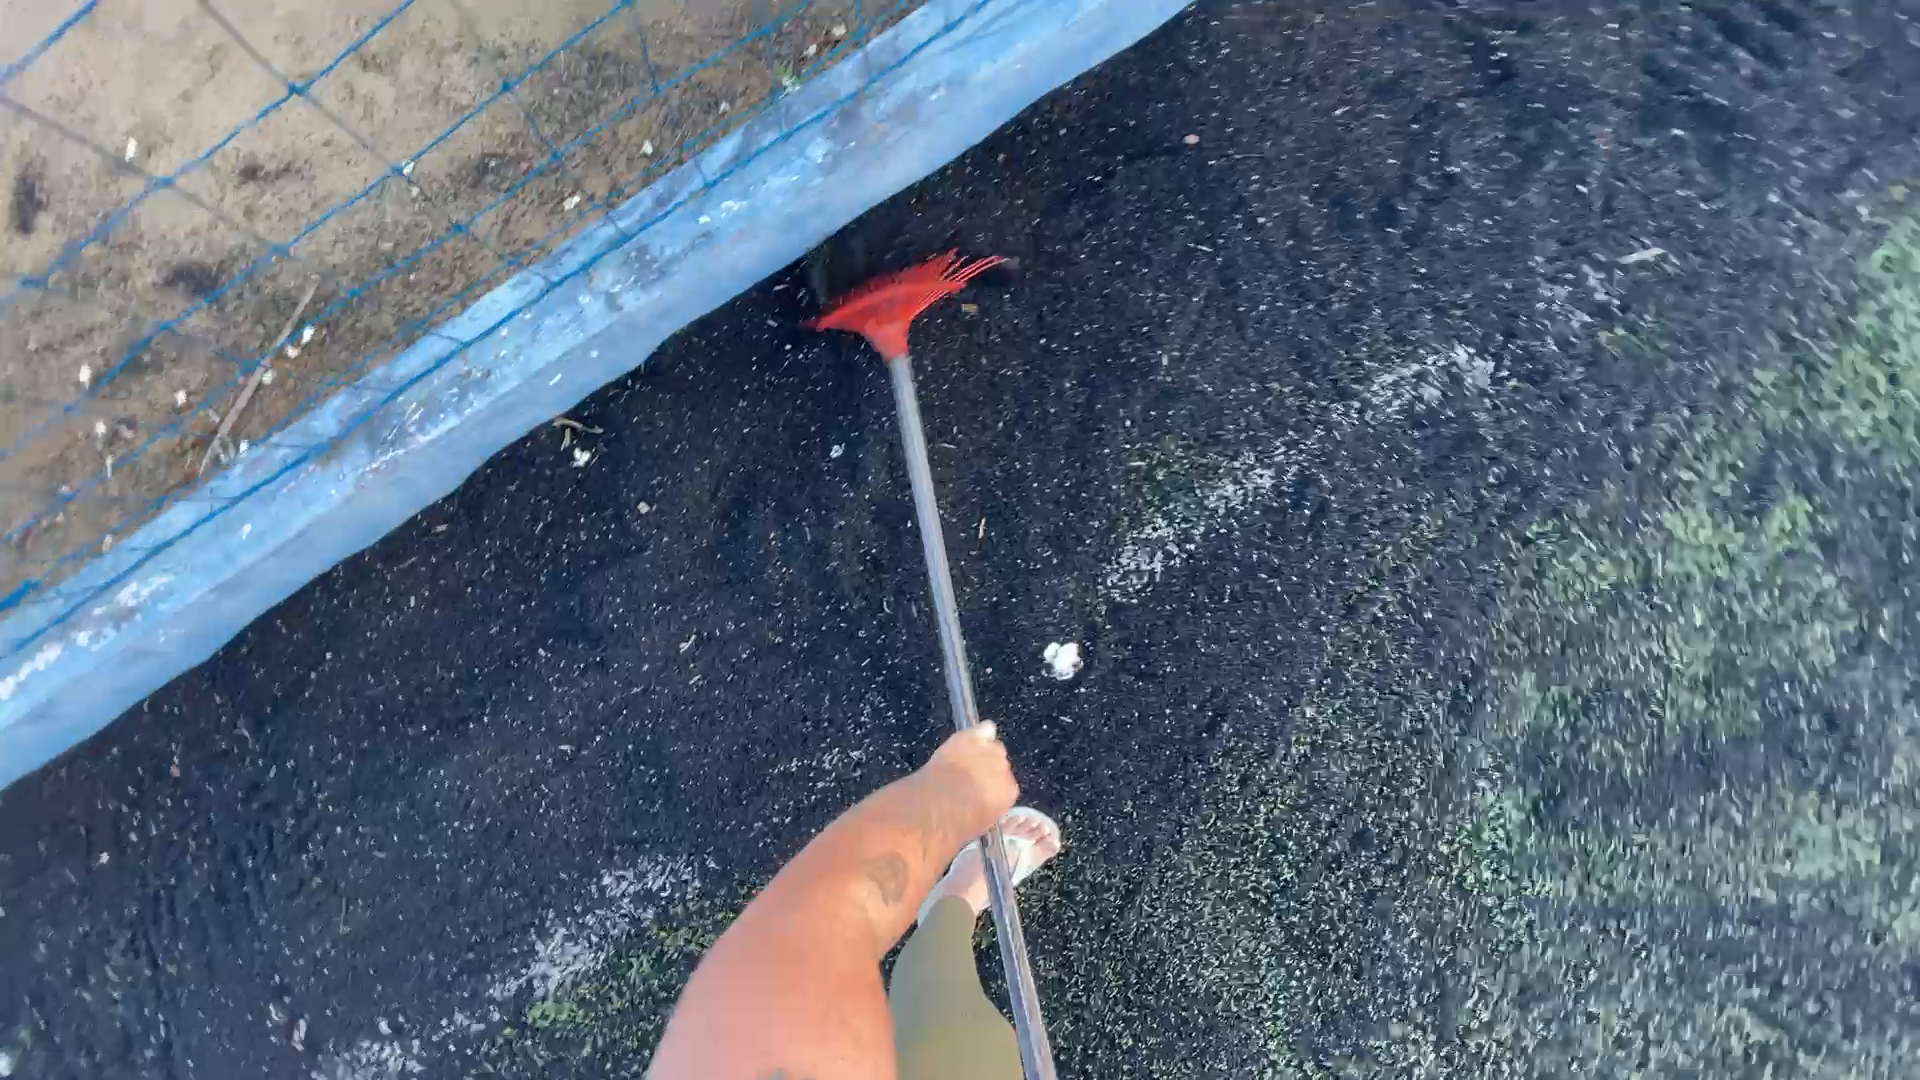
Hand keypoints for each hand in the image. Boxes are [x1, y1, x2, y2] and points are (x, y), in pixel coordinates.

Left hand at [917, 723, 1019, 839]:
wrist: (938, 804)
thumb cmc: (957, 823)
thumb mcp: (978, 825)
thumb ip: (986, 808)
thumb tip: (979, 808)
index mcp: (1008, 793)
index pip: (1006, 785)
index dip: (992, 787)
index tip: (980, 791)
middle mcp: (1003, 768)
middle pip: (1000, 762)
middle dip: (987, 769)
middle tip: (968, 779)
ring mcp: (987, 750)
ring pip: (991, 745)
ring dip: (980, 752)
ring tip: (964, 761)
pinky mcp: (971, 738)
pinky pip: (983, 729)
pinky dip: (980, 732)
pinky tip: (975, 735)